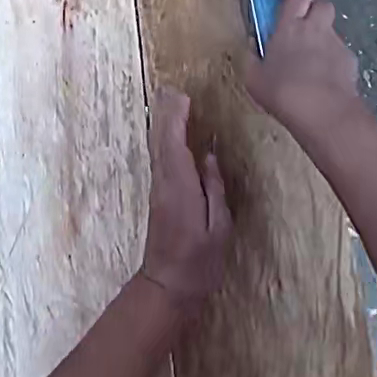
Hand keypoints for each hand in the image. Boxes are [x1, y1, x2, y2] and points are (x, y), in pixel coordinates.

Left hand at [138, 89, 231, 312]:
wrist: (168, 287)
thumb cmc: (200, 260)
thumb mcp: (218, 227)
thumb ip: (215, 190)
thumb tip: (210, 158)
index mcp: (181, 189)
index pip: (176, 146)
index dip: (177, 119)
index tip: (183, 96)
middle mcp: (165, 185)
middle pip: (161, 142)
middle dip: (166, 114)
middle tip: (170, 88)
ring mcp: (159, 191)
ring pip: (158, 149)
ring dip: (162, 123)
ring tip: (169, 101)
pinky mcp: (160, 197)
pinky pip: (161, 159)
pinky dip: (164, 139)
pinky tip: (169, 133)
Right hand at [244, 0, 365, 136]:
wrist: (323, 110)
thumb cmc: (282, 91)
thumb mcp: (254, 79)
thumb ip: (252, 60)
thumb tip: (252, 50)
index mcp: (288, 27)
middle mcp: (314, 29)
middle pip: (323, 4)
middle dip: (317, 6)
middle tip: (308, 20)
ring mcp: (336, 43)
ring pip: (332, 31)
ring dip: (324, 39)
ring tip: (314, 61)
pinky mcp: (350, 61)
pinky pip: (340, 54)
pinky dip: (334, 62)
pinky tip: (326, 80)